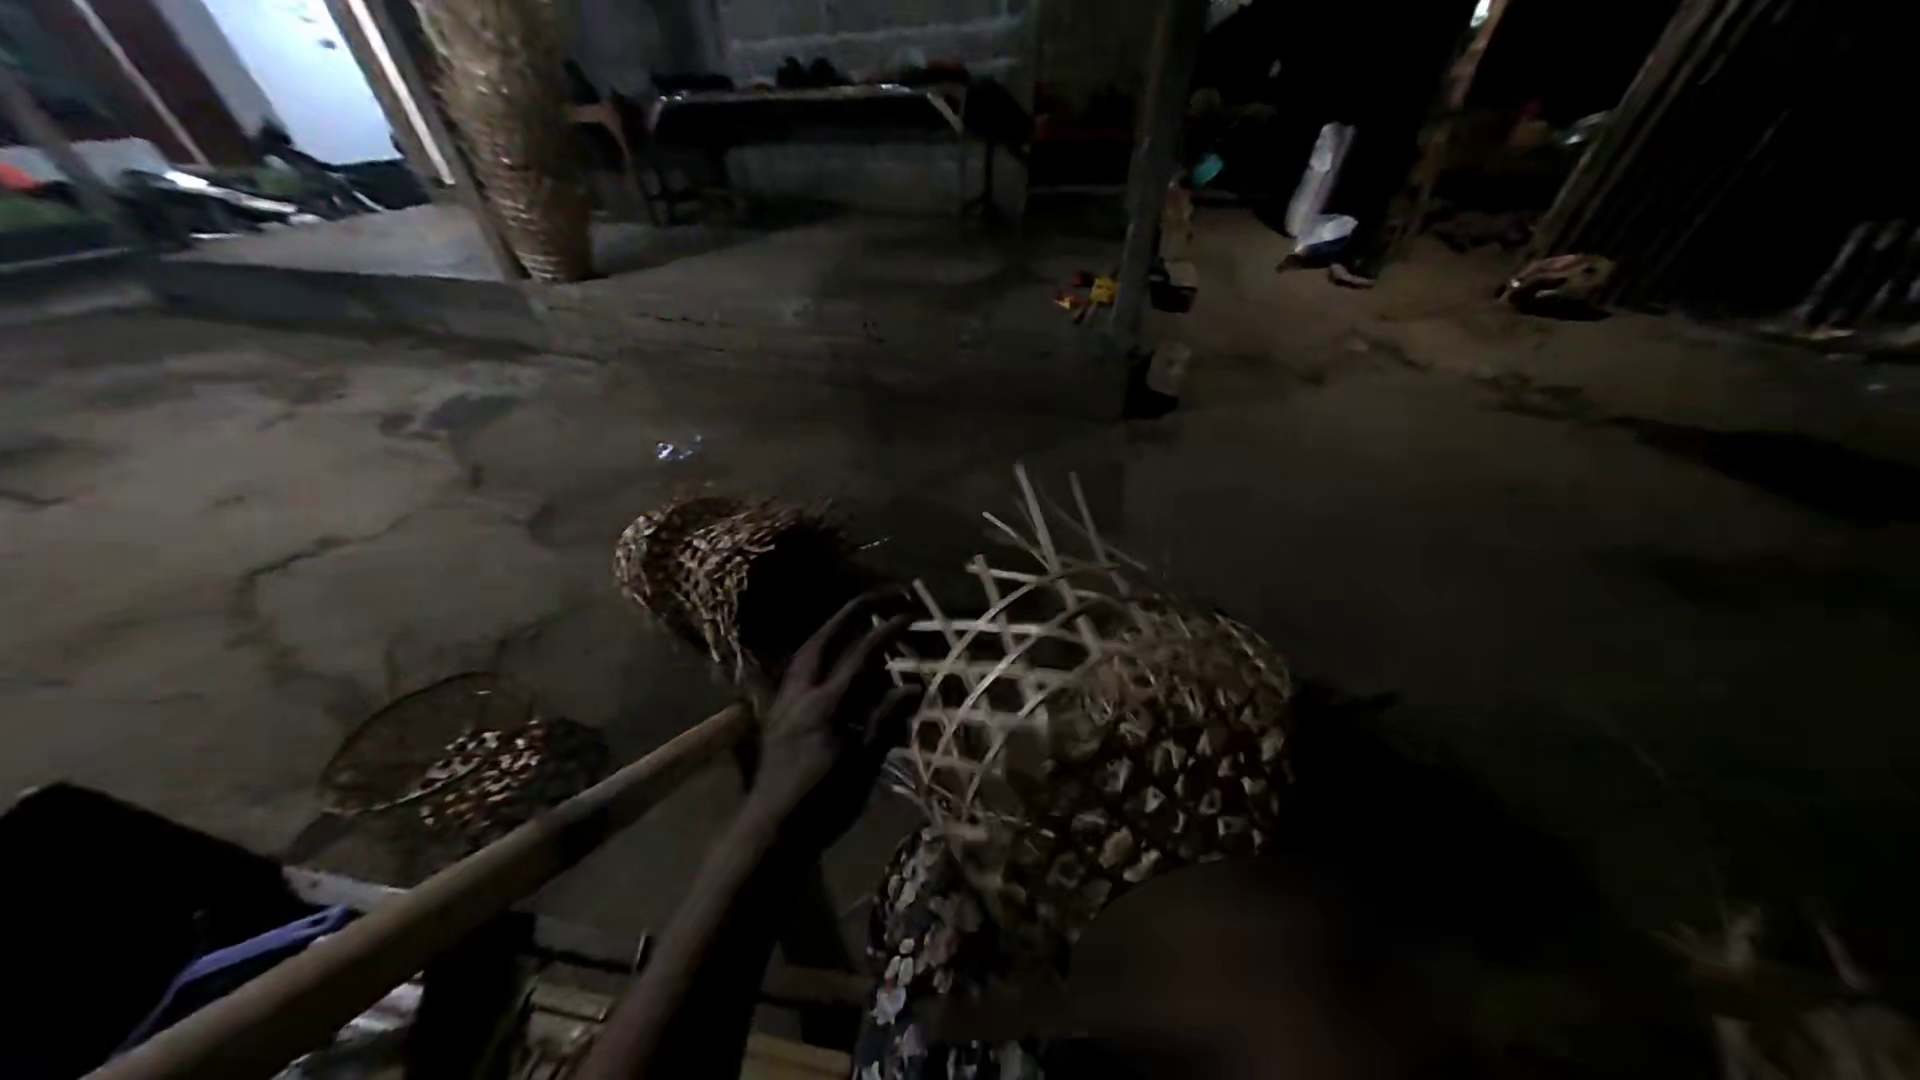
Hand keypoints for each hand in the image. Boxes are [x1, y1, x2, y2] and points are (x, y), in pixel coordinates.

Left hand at [742, 592, 915, 850]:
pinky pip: (796, 673)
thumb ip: (887, 721)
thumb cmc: (822, 804)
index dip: (886, 631)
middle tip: (874, 597)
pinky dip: (815, 657)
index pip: (861, 656)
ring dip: (828, 632)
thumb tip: (915, 686)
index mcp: (825, 705)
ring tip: (849, 621)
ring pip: (804, 655)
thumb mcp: (863, 766)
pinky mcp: (776, 718)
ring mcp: (783, 705)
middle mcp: (800, 695)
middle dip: (849, 614)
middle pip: (823, 641)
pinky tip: (826, 662)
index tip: (909, 614)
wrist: (770, 833)